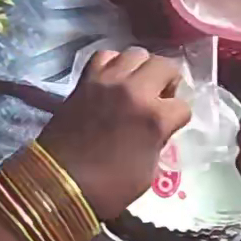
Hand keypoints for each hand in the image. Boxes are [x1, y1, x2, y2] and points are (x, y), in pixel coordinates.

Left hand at [36, 48, 192, 218]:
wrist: (59, 183)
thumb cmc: (108, 187)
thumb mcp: (148, 172)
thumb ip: (158, 142)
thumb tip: (158, 131)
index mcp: (155, 118)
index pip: (182, 106)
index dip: (177, 119)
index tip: (169, 127)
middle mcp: (134, 91)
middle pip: (164, 65)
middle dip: (168, 81)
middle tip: (159, 97)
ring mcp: (107, 82)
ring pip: (136, 53)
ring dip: (141, 68)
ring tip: (136, 85)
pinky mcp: (85, 81)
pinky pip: (104, 56)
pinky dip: (112, 63)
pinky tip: (113, 80)